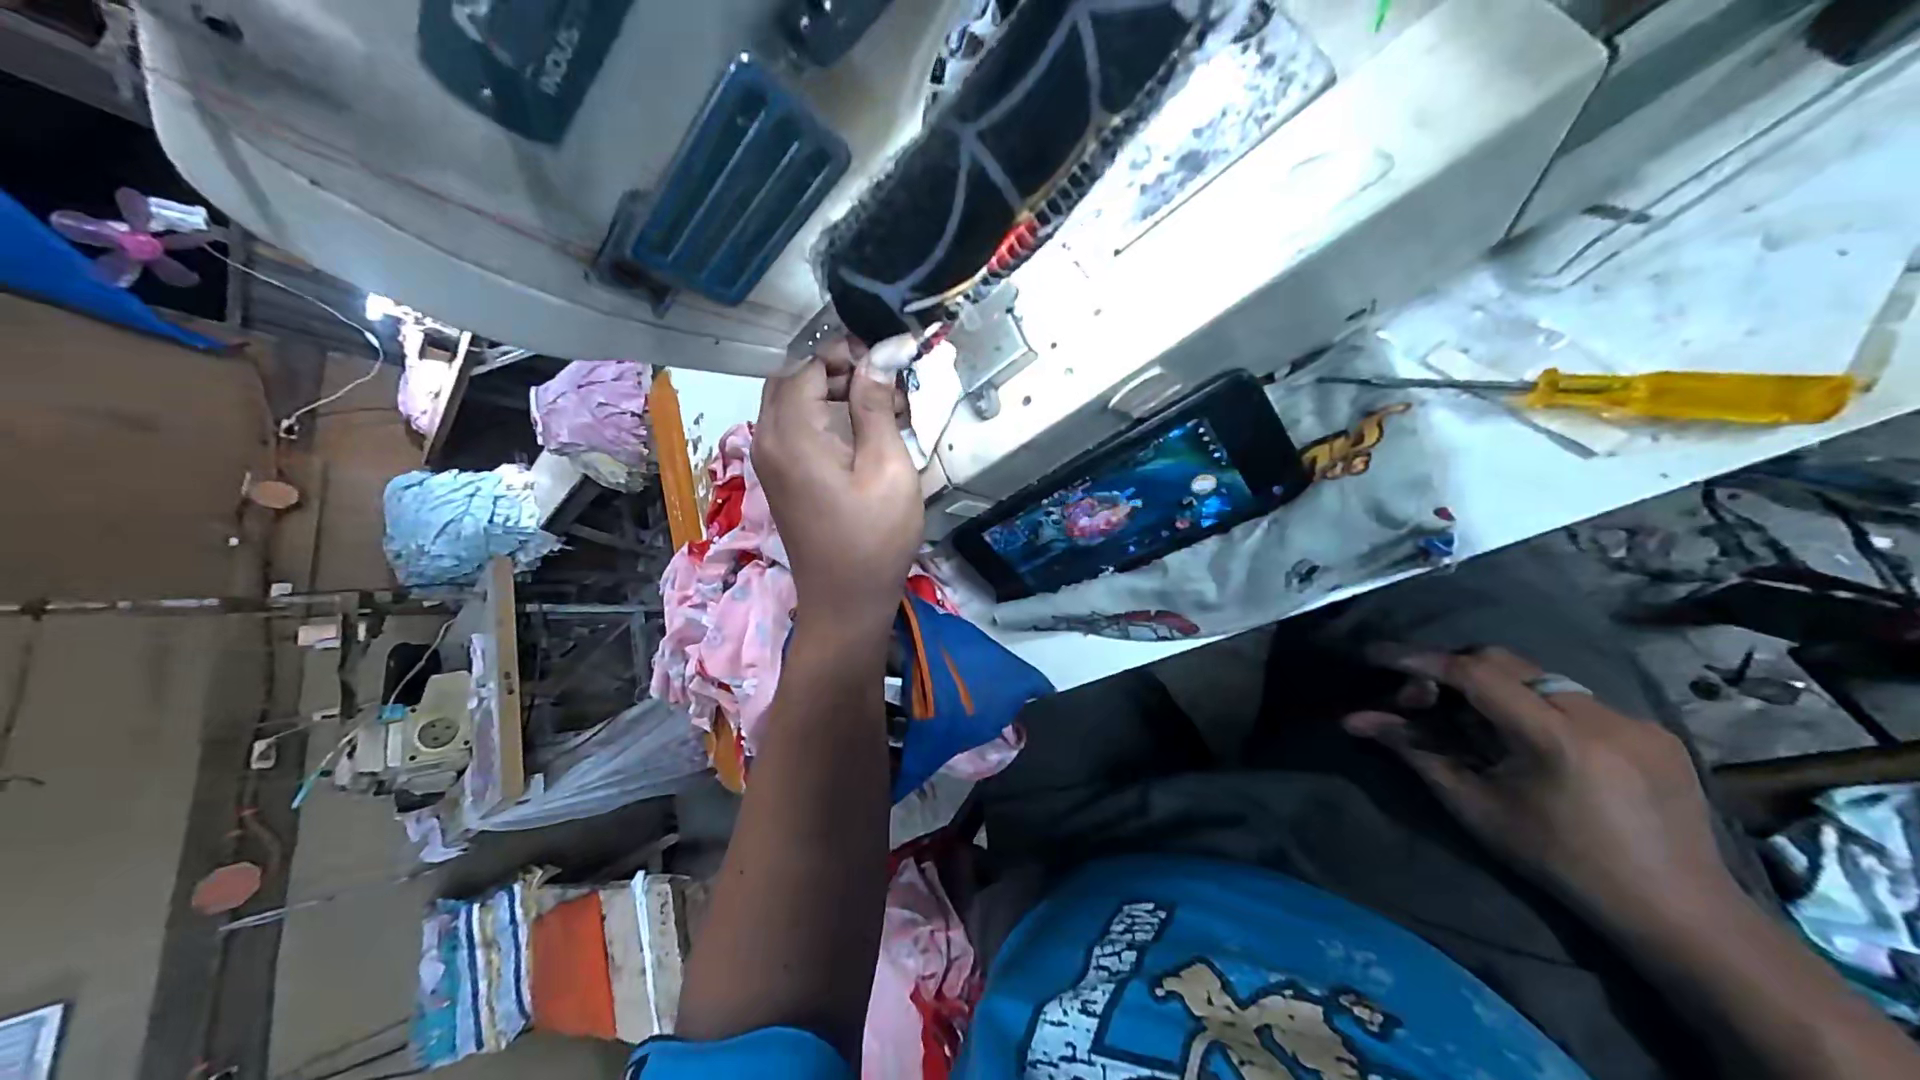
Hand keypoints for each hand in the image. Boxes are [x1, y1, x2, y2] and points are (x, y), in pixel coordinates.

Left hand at [754, 335, 922, 634]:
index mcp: (791, 434)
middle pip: (790, 379)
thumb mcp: (887, 468)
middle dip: (834, 369)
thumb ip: (876, 408)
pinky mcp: (777, 477)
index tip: (887, 359)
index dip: (845, 354)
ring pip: (787, 401)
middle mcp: (767, 440)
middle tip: (881, 379)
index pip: (807, 367)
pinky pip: (789, 427)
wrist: (845, 601)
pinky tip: (856, 428)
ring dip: (826, 391)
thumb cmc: (874, 538)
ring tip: (875, 402)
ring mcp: (767, 461)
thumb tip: (877, 359)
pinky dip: (817, 414)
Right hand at [1344, 646, 1739, 925]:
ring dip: (1496, 689)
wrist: (1676, 910)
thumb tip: (1357, 721)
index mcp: (1555, 737)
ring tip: (1479, 728)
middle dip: (1453, 670)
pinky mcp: (1656, 731)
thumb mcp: (1475, 806)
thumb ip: (1416, 752)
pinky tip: (1535, 744)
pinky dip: (1539, 707)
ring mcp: (1635, 719)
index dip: (1419, 659)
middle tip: (1422, 699)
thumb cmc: (1559, 862)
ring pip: (1540, 677)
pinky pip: (1578, 699)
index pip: (1474, 672)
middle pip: (1504, 662)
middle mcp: (1600, 715)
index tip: (1377, 656)